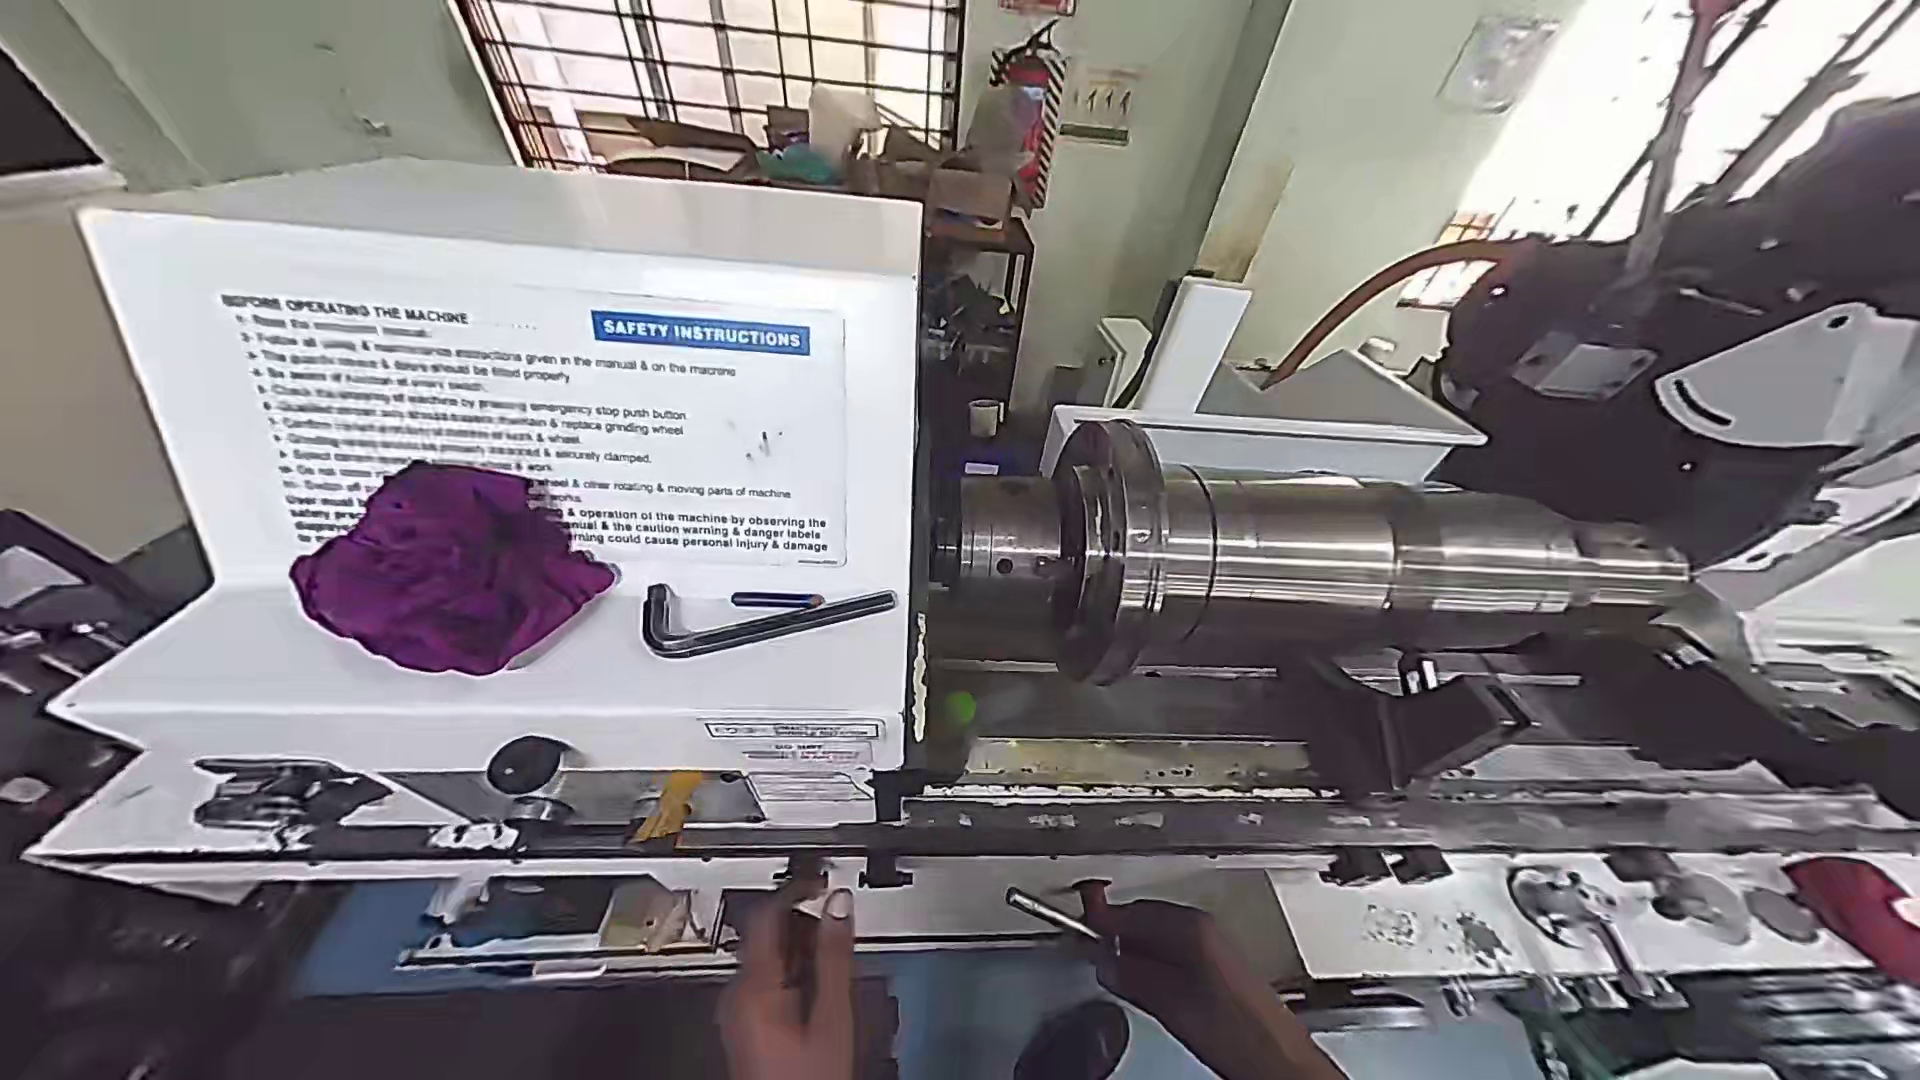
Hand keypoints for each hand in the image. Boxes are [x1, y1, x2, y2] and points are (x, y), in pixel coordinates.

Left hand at [719, 882, 856, 1079]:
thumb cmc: (807, 1079)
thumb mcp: (832, 1014)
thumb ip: (834, 953)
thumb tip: (840, 902)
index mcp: (753, 986)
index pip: (767, 912)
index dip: (796, 889)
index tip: (822, 880)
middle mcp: (737, 995)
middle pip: (768, 931)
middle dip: (804, 918)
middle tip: (834, 913)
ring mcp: (739, 1010)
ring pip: (769, 952)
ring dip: (801, 942)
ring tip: (831, 946)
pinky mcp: (746, 1022)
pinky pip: (767, 975)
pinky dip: (794, 965)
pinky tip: (817, 977)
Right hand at [1077, 883, 1345, 1079]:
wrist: (1281, 1064)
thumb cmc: (1239, 1035)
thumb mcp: (1170, 1004)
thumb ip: (1132, 977)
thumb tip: (1106, 961)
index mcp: (1191, 926)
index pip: (1133, 910)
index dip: (1104, 918)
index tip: (1084, 923)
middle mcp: (1203, 926)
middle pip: (1145, 916)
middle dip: (1119, 933)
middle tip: (1098, 949)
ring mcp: (1214, 942)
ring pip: (1159, 932)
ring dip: (1137, 946)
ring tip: (1121, 969)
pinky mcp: (1219, 961)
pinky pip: (1175, 946)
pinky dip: (1155, 956)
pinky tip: (1151, 980)